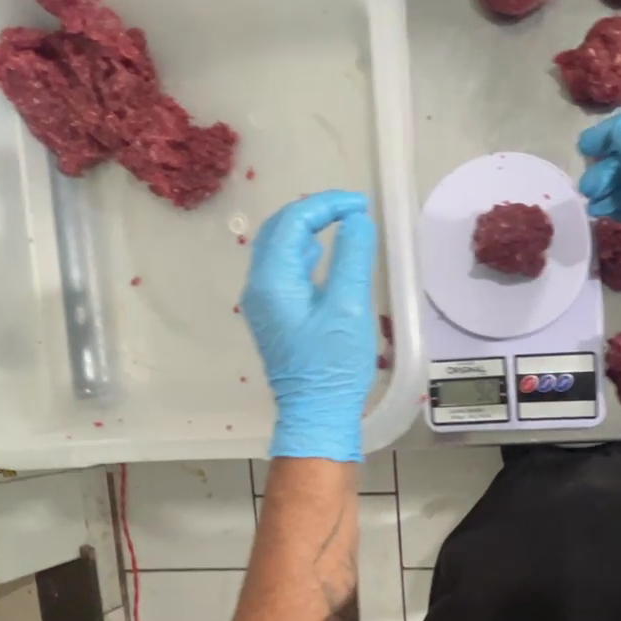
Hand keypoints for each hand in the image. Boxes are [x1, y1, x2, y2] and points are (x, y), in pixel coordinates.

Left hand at [240, 190, 379, 461]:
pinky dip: (304, 254)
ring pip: (279, 250)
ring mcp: (263, 304)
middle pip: (279, 231)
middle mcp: (259, 287)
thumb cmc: (333, 365)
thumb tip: (356, 222)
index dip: (327, 205)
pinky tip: (323, 257)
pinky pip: (284, 272)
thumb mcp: (349, 307)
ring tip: (341, 225)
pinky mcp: (275, 318)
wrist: (317, 414)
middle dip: (314, 213)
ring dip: (308, 231)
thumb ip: (352, 258)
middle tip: (352, 210)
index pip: (293, 222)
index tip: (360, 205)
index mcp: (273, 280)